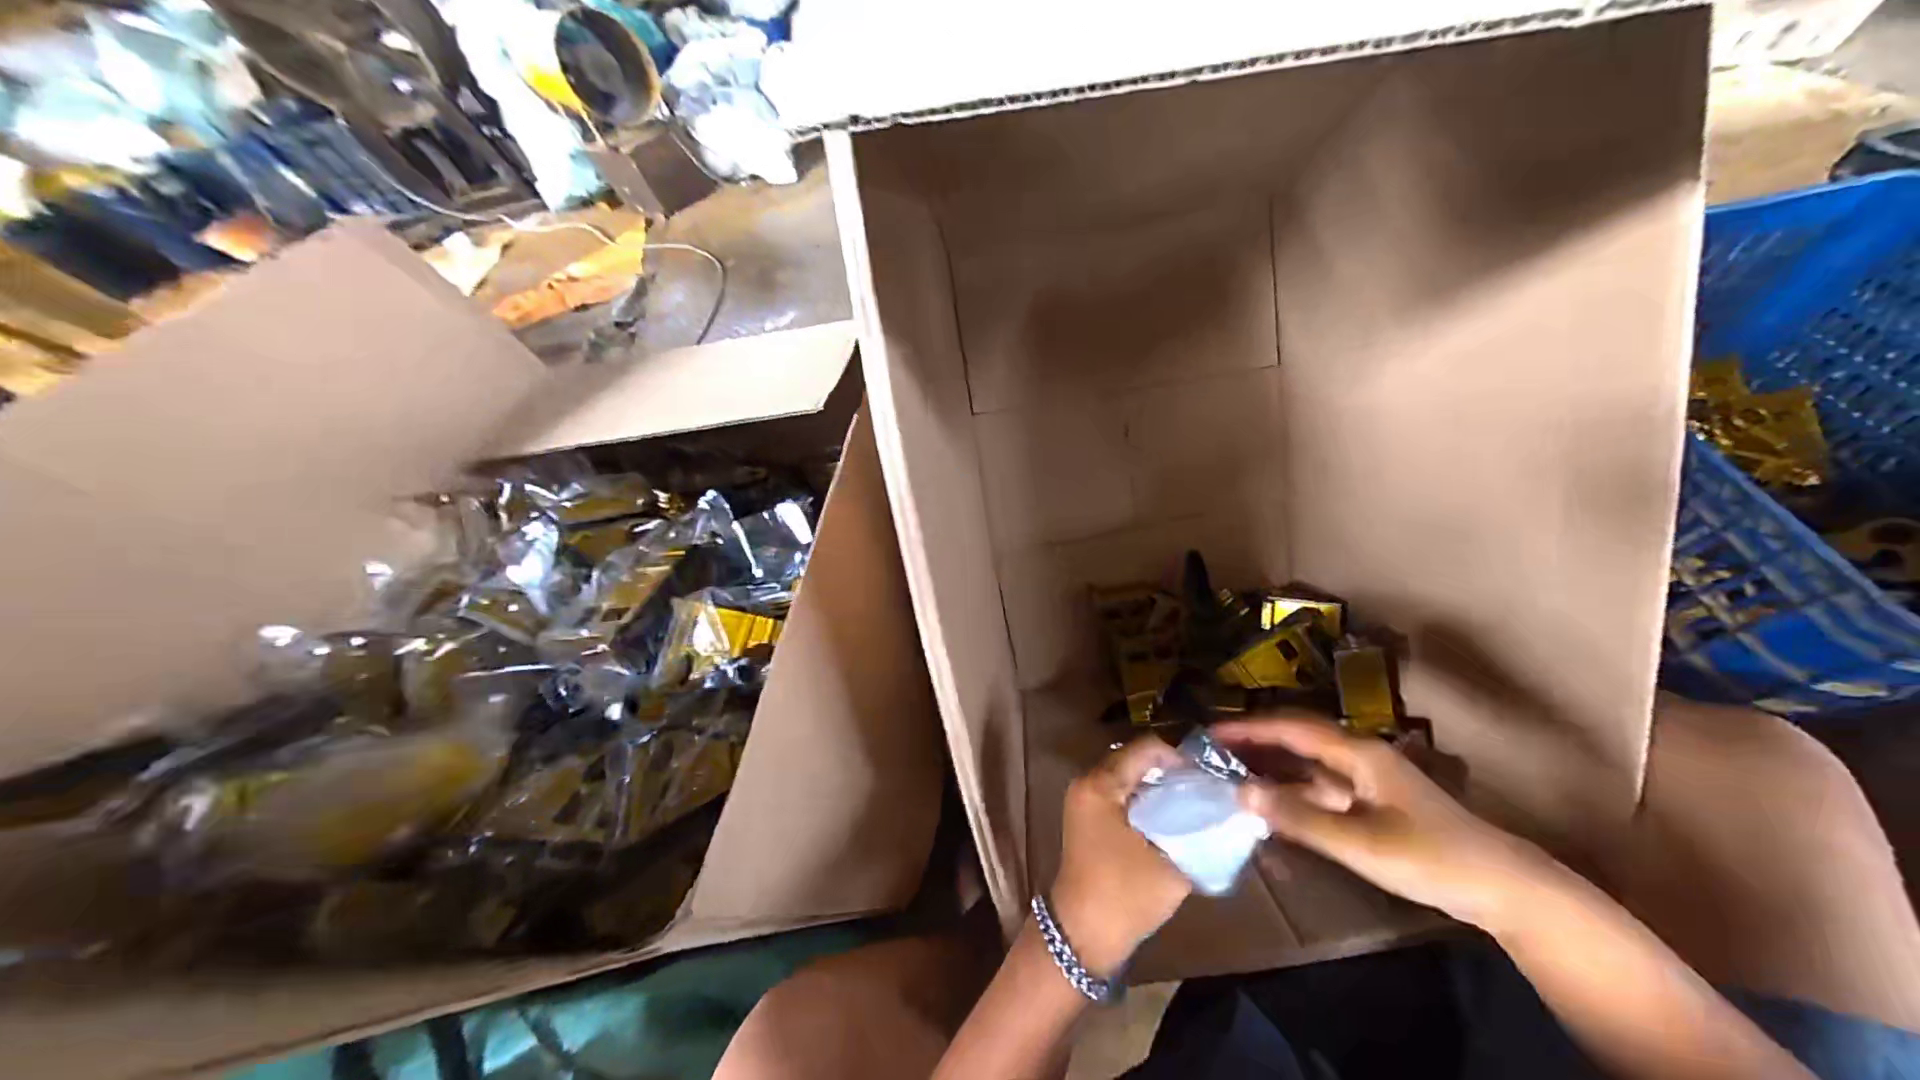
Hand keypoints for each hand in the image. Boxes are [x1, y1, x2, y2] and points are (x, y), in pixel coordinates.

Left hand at [1049, 737, 1192, 975]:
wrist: (1083, 933)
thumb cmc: (1125, 894)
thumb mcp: (1171, 862)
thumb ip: (1196, 828)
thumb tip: (1222, 809)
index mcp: (1101, 784)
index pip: (1145, 748)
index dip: (1180, 757)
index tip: (1208, 776)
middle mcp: (1087, 782)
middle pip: (1135, 759)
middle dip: (1170, 769)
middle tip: (1205, 787)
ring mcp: (1084, 800)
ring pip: (1128, 776)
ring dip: (1158, 785)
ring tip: (1193, 801)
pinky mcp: (1087, 818)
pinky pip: (1119, 793)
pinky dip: (1144, 798)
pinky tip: (1170, 816)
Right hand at [1212, 712, 1552, 927]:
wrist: (1503, 887)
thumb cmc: (1429, 858)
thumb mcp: (1358, 842)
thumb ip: (1298, 816)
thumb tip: (1240, 790)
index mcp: (1357, 752)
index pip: (1291, 728)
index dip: (1249, 728)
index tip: (1209, 731)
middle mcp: (1359, 756)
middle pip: (1296, 738)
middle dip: (1254, 742)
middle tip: (1212, 751)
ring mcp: (1367, 779)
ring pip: (1307, 764)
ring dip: (1271, 766)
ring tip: (1231, 774)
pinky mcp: (1373, 803)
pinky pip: (1319, 787)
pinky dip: (1291, 792)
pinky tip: (1272, 806)